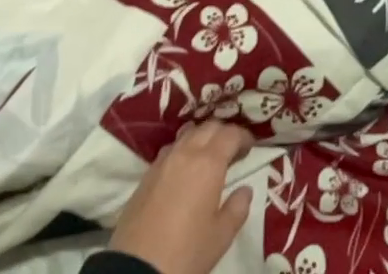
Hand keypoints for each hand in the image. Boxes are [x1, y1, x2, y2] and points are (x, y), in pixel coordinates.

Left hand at [109, 123, 256, 273]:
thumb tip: (245, 189)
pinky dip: (184, 149)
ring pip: (186, 135)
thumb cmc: (186, 251)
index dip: (244, 136)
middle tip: (234, 150)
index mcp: (208, 163)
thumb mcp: (221, 235)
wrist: (136, 269)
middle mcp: (185, 154)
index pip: (230, 133)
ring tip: (210, 156)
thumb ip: (238, 208)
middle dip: (224, 132)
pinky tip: (186, 169)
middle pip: (208, 127)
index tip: (251, 148)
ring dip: (202, 138)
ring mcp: (162, 163)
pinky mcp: (146, 176)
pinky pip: (170, 150)